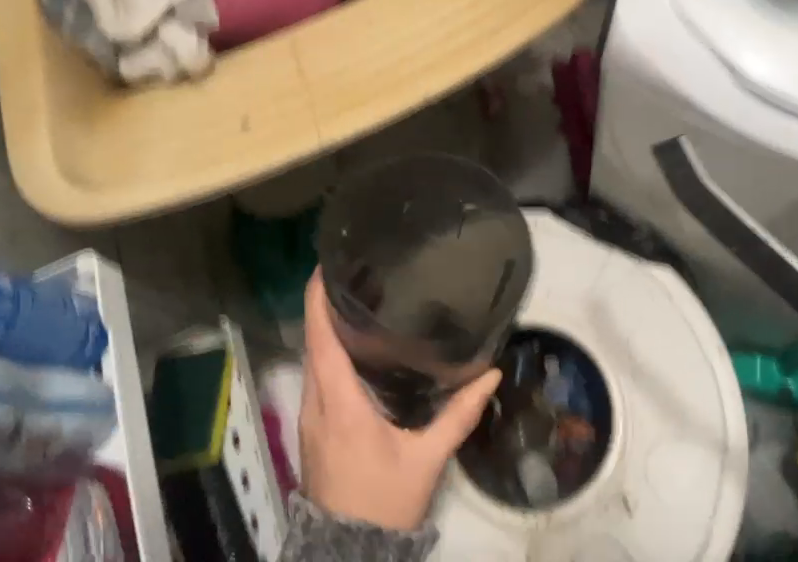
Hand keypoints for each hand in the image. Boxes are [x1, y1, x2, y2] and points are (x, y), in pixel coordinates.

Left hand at [298, 270, 500, 531]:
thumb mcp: (426, 460)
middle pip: (313, 343)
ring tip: (356, 300)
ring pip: (312, 361)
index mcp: (339, 404)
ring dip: (324, 329)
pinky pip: (315, 378)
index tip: (327, 264)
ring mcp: (308, 418)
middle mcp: (315, 403)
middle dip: (325, 305)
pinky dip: (327, 353)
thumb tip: (490, 374)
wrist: (348, 551)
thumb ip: (457, 416)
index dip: (318, 299)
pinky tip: (353, 348)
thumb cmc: (385, 502)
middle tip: (355, 274)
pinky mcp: (311, 430)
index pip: (321, 339)